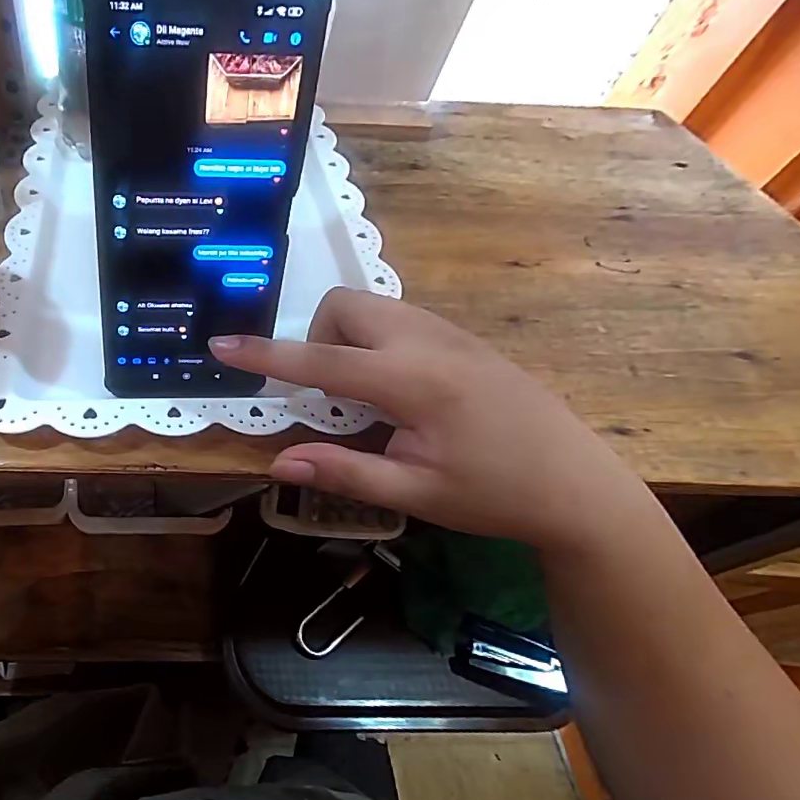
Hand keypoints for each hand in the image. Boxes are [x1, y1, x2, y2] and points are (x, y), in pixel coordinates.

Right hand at [210, 288, 666, 553]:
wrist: (579, 484)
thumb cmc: (496, 494)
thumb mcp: (417, 492)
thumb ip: (345, 471)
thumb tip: (279, 462)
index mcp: (412, 380)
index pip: (320, 359)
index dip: (266, 354)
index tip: (221, 345)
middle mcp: (428, 340)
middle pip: (346, 305)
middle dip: (318, 338)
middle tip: (332, 396)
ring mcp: (451, 333)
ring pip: (374, 307)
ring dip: (348, 339)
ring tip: (367, 397)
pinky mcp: (466, 339)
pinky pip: (401, 318)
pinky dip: (377, 340)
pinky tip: (402, 390)